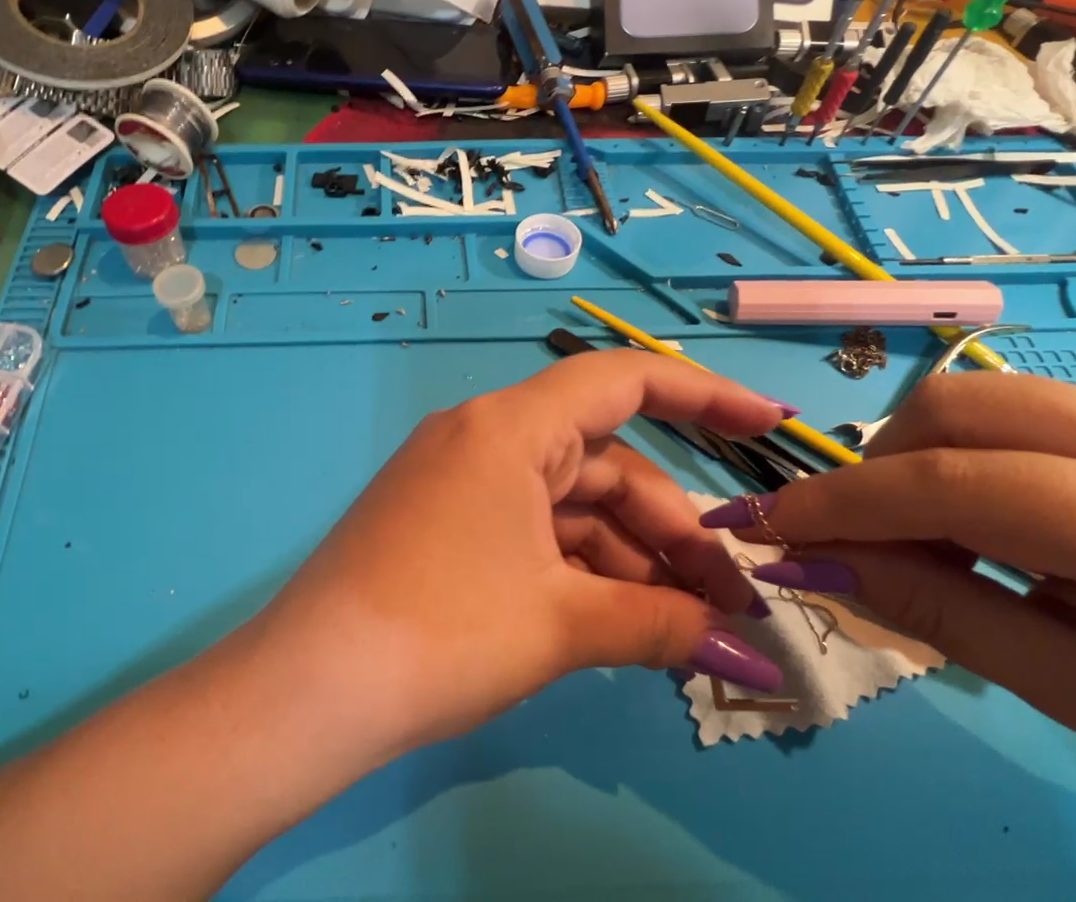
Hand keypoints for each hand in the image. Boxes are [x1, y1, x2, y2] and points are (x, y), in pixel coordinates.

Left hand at [251, 349, 790, 755]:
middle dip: (672, 529)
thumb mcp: (562, 625)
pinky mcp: (443, 528)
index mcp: (508, 427)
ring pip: (571, 507)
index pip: (623, 382)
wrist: (308, 692)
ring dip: (632, 561)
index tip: (768, 425)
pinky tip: (623, 626)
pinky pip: (533, 534)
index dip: (703, 397)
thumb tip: (743, 649)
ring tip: (685, 628)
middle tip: (730, 602)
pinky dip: (582, 572)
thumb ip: (661, 624)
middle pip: (604, 464)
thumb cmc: (441, 632)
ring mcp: (458, 485)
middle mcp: (482, 439)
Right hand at [701, 372, 1075, 814]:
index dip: (849, 500)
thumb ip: (939, 614)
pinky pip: (1030, 405)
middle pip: (967, 405)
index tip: (770, 523)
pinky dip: (969, 450)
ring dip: (920, 453)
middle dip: (878, 463)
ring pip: (990, 393)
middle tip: (859, 536)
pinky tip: (990, 511)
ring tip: (931, 532)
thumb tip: (815, 561)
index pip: (967, 483)